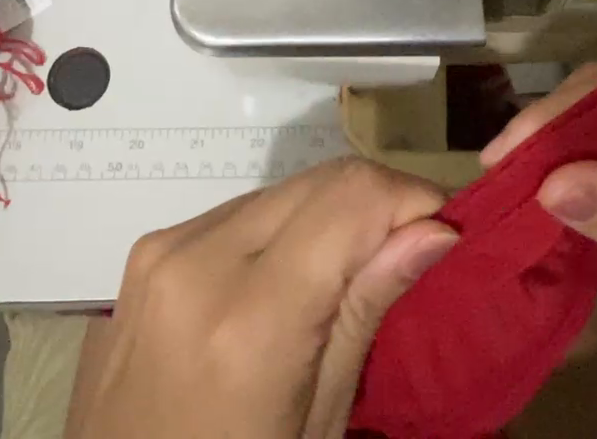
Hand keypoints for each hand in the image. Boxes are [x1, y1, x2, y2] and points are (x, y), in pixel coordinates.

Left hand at [67, 157, 457, 438]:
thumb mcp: (316, 424)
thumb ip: (366, 312)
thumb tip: (435, 231)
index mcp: (245, 319)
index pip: (352, 198)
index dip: (414, 199)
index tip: (448, 234)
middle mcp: (197, 258)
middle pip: (321, 181)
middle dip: (380, 203)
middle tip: (414, 250)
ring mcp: (164, 246)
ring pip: (285, 189)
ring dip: (333, 214)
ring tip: (353, 269)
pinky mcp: (148, 246)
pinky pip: (242, 208)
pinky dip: (286, 226)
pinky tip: (294, 274)